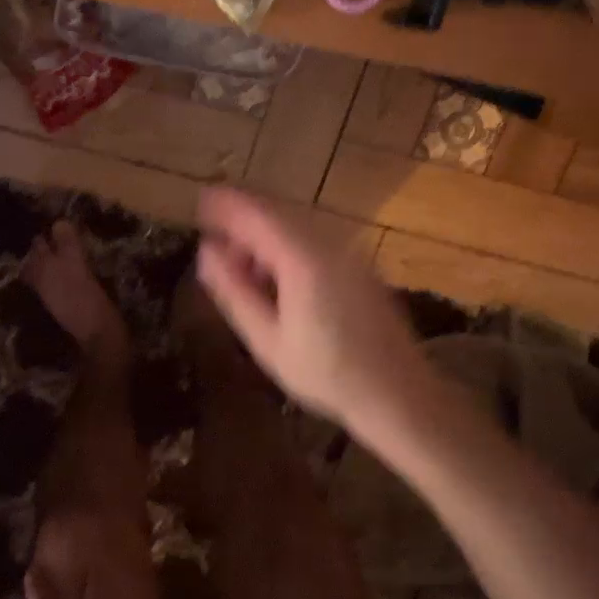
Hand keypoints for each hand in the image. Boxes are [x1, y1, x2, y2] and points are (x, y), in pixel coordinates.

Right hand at [194, 187, 437, 423]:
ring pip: (297, 225)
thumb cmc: (327, 374)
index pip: (256, 213)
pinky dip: (287, 245)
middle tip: (214, 239)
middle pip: (277, 213)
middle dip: (243, 218)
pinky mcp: (360, 265)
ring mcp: (349, 252)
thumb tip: (207, 252)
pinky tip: (276, 277)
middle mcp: (328, 244)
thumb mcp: (267, 340)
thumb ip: (235, 292)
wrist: (399, 395)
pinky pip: (314, 239)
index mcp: (303, 259)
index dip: (226, 203)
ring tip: (241, 265)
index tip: (199, 202)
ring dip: (264, 234)